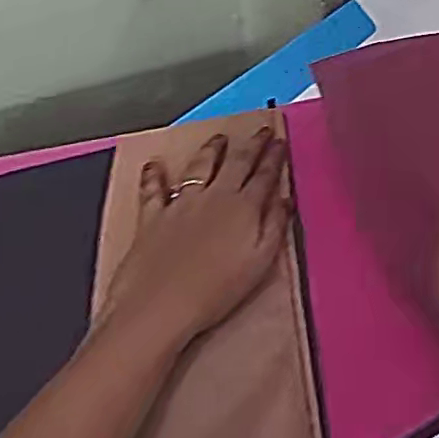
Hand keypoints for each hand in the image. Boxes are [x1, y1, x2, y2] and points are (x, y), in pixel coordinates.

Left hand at [100, 126, 293, 346]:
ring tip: (219, 138)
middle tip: (261, 130)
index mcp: (244, 207)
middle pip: (237, 162)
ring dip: (212, 149)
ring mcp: (182, 204)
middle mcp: (215, 197)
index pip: (265, 174)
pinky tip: (155, 164)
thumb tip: (286, 199)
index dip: (275, 156)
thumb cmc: (217, 289)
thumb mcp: (260, 261)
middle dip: (252, 144)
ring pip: (201, 166)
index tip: (280, 141)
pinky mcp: (153, 217)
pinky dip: (154, 175)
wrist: (158, 307)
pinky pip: (153, 189)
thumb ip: (276, 225)